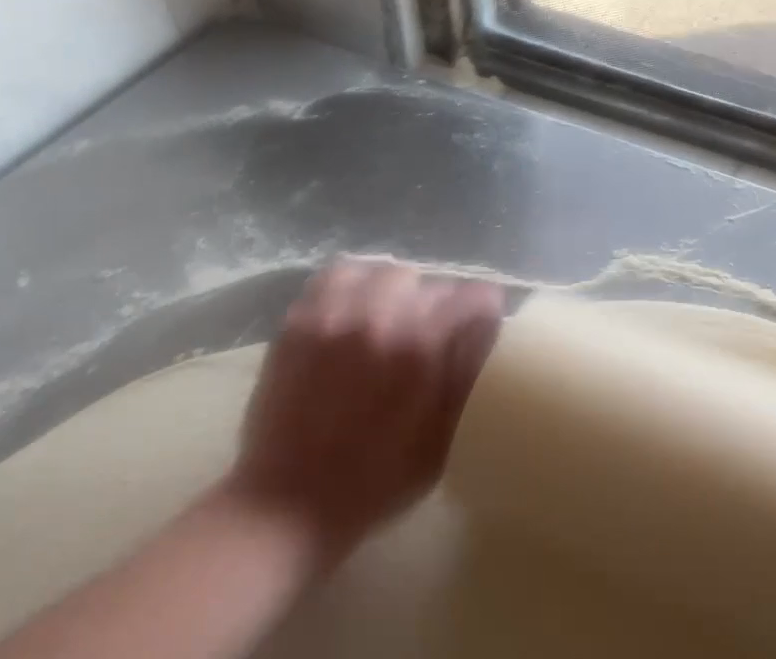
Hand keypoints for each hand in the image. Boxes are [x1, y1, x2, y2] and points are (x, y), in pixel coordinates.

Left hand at [222, 257, 503, 568]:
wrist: (288, 504)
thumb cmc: (378, 481)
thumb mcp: (444, 437)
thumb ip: (467, 372)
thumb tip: (488, 324)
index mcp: (423, 348)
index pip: (477, 296)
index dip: (484, 314)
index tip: (478, 332)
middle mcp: (381, 318)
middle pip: (430, 282)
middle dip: (438, 307)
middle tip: (429, 339)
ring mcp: (334, 315)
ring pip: (384, 270)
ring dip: (397, 292)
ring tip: (391, 321)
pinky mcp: (299, 322)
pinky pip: (335, 275)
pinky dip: (354, 285)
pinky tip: (355, 311)